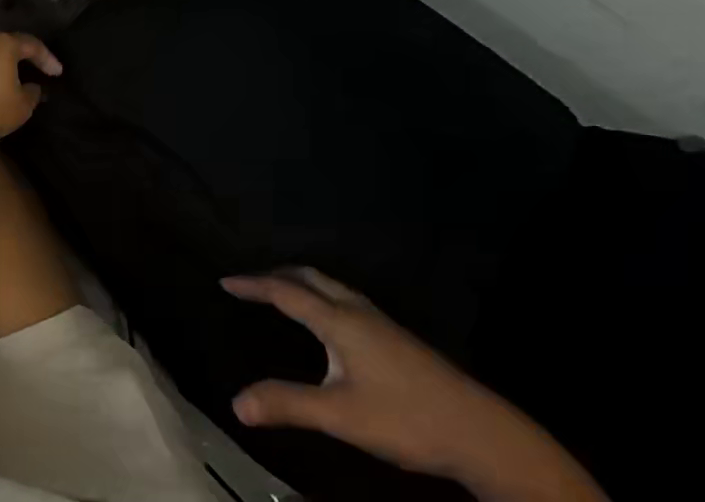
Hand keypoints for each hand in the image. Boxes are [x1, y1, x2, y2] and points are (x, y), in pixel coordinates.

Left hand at [0, 32, 62, 137]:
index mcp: (5, 43)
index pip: (32, 45)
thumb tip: (32, 87)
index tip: (58, 74)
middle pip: (10, 44)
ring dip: (5, 65)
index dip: (47, 59)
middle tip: (38, 69)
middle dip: (25, 57)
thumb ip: (33, 92)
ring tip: (17, 78)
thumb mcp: (23, 104)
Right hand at [223, 270, 605, 500]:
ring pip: (329, 284)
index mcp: (339, 320)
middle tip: (249, 283)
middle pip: (309, 277)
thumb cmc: (404, 418)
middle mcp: (356, 309)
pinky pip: (343, 296)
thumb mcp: (340, 415)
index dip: (253, 286)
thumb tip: (237, 403)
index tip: (225, 281)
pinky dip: (318, 293)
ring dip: (299, 281)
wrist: (479, 431)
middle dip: (275, 275)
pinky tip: (324, 319)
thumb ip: (288, 405)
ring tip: (279, 292)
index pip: (286, 292)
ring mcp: (379, 320)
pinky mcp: (393, 334)